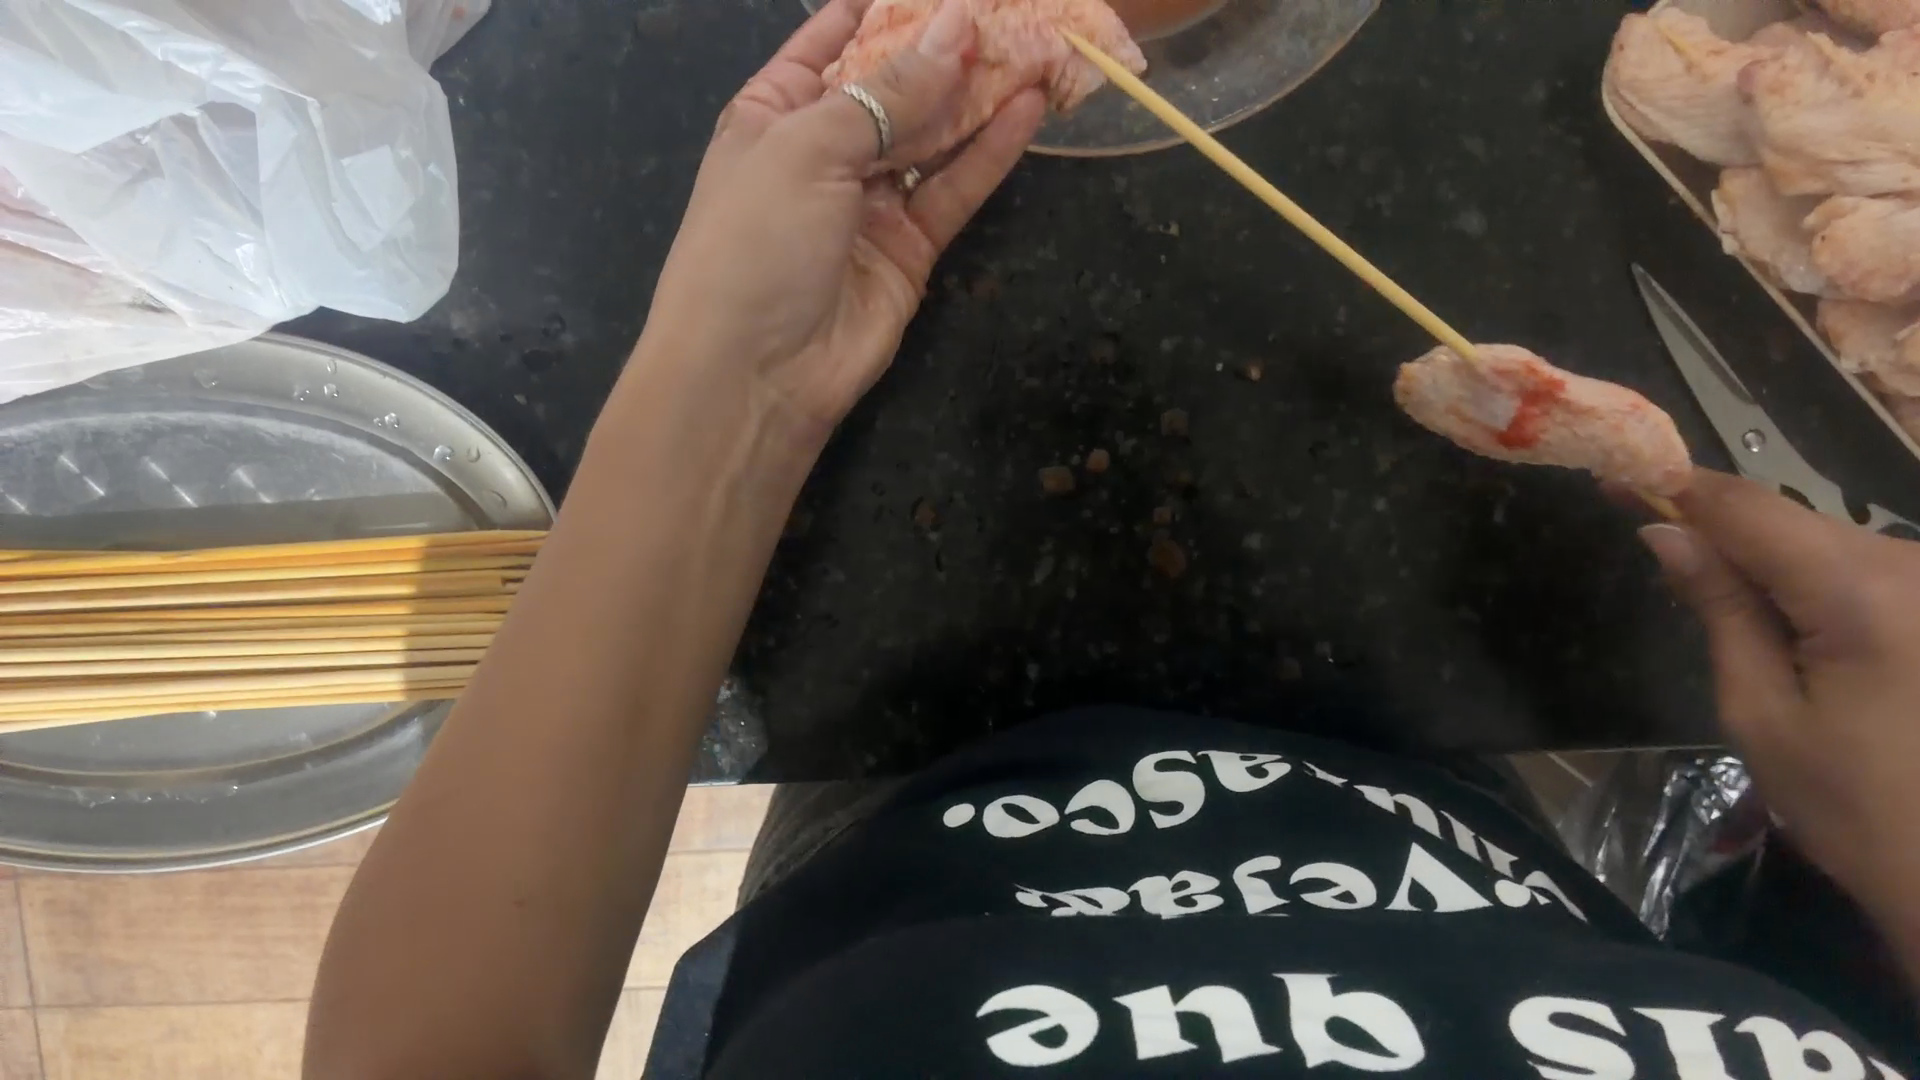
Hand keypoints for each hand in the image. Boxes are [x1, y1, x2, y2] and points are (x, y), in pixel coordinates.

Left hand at [637, 0, 1045, 445]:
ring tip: (1036, 47)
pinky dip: (988, 154)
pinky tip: (1028, 110)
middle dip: (943, 49)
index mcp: (774, 115)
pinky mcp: (909, 251)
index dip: (876, 10)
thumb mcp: (809, 147)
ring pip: (931, 139)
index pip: (827, 44)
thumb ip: (887, 95)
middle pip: (891, 89)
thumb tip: (955, 29)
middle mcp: (824, 155)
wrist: (760, 371)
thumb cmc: (758, 240)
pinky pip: (952, 191)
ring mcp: (870, 205)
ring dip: (979, 96)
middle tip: (1006, 12)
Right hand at [1641, 469, 1919, 936]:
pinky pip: (1873, 571)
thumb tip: (1665, 534)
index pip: (1746, 508)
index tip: (1613, 475)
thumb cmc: (1858, 806)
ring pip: (1832, 544)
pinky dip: (1815, 581)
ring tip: (1722, 599)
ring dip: (1768, 558)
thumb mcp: (1759, 709)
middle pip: (1792, 522)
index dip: (1672, 485)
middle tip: (1652, 545)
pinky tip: (1794, 623)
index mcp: (1864, 595)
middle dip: (1718, 528)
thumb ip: (1719, 609)